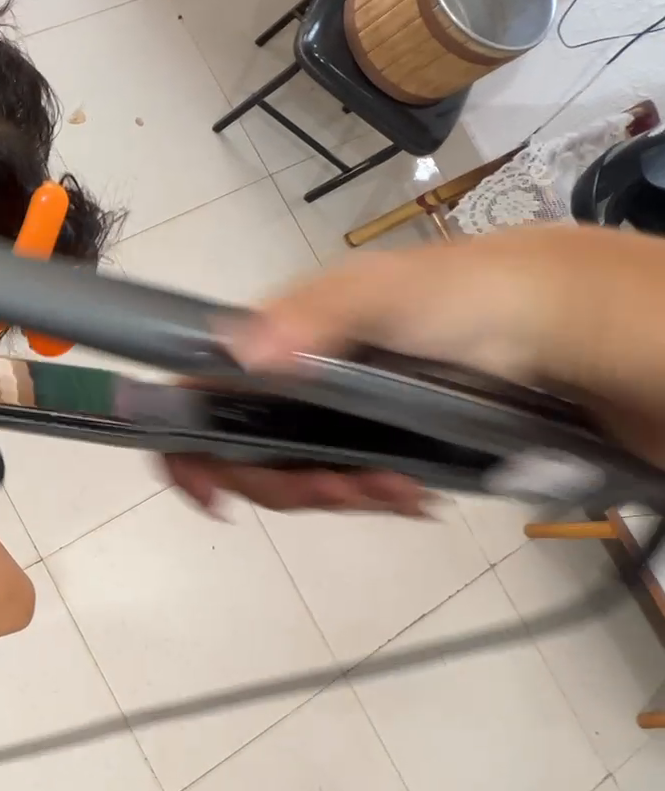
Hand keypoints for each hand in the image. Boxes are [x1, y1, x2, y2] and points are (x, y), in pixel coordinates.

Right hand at [167, 225, 664, 514]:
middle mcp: (293, 380)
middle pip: (235, 449)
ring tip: (393, 494)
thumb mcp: (402, 292)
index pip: (196, 395)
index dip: (183, 442)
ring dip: (329, 495)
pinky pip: (341, 485)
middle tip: (338, 492)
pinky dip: (367, 498)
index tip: (207, 488)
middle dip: (277, 481)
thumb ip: (316, 317)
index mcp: (278, 341)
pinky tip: (410, 495)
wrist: (608, 329)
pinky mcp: (379, 444)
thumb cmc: (494, 299)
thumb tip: (236, 355)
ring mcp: (334, 415)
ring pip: (287, 473)